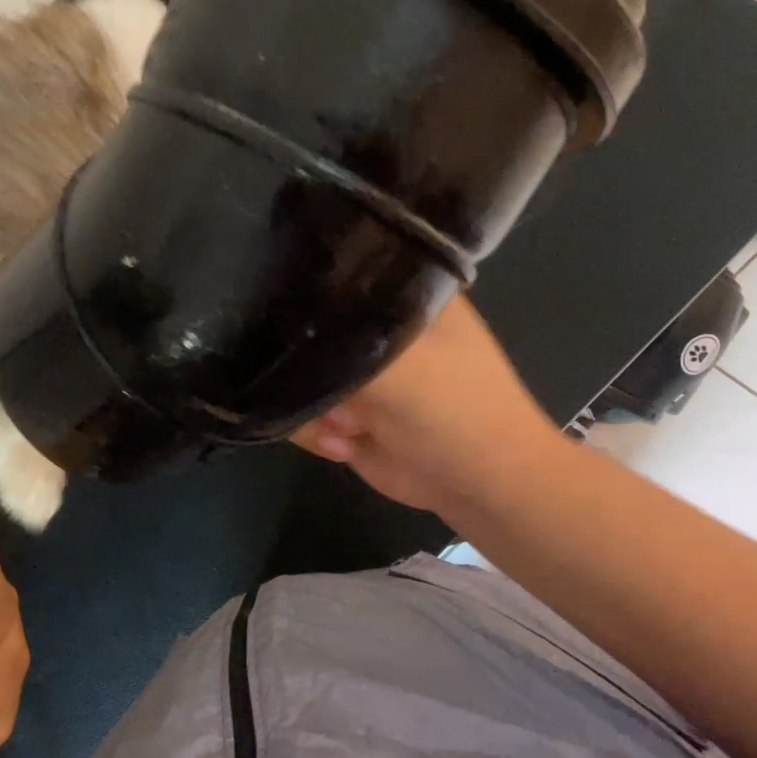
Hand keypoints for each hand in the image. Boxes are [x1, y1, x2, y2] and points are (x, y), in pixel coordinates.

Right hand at [291, 297, 561, 512]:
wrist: (483, 487)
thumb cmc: (453, 410)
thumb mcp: (393, 363)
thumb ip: (329, 344)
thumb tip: (273, 336)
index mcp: (395, 291)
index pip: (327, 270)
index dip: (300, 292)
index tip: (290, 322)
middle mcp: (371, 325)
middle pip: (298, 326)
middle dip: (303, 365)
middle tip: (334, 391)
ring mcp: (355, 369)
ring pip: (292, 374)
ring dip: (312, 407)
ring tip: (349, 427)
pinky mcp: (343, 410)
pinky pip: (298, 410)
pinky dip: (315, 432)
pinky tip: (345, 445)